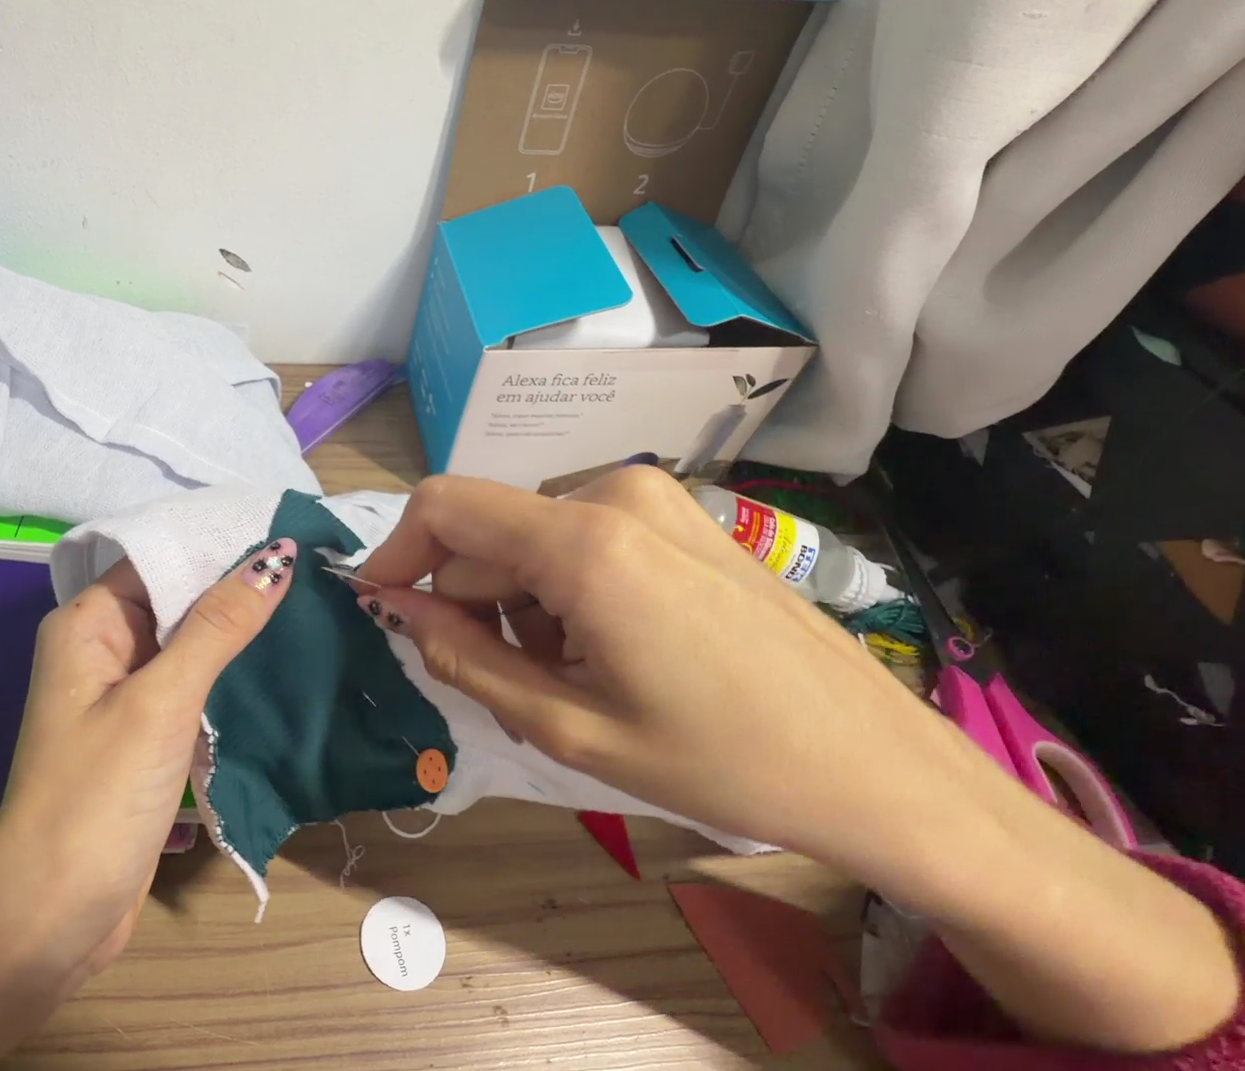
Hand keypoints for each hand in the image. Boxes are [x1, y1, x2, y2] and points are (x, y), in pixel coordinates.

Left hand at [0, 539, 297, 987]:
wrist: (55, 916)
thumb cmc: (98, 796)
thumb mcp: (162, 700)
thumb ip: (218, 626)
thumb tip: (273, 556)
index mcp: (87, 624)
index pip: (157, 558)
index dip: (217, 542)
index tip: (286, 528)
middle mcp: (101, 650)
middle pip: (176, 599)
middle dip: (237, 585)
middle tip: (315, 564)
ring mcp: (124, 696)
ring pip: (190, 645)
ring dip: (240, 631)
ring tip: (314, 602)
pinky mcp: (146, 737)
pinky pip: (193, 687)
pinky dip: (231, 675)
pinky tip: (284, 663)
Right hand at [354, 469, 984, 882]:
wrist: (874, 765)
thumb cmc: (719, 759)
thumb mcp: (568, 726)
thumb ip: (464, 658)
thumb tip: (394, 608)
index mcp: (585, 542)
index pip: (444, 506)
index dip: (396, 554)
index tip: (383, 610)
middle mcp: (615, 493)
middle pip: (488, 531)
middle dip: (469, 601)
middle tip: (500, 684)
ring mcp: (657, 498)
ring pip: (531, 539)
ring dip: (519, 604)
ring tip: (566, 679)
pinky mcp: (681, 515)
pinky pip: (581, 537)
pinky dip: (563, 591)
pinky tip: (606, 650)